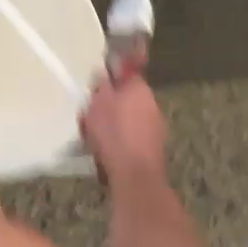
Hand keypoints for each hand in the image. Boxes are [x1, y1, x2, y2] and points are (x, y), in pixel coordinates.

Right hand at [80, 68, 167, 186]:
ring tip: (94, 129)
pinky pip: (133, 133)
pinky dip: (121, 135)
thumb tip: (103, 73)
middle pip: (129, 95)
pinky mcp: (154, 147)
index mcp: (139, 89)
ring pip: (130, 115)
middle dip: (111, 99)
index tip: (100, 78)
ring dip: (115, 118)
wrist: (135, 174)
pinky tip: (106, 145)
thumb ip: (101, 85)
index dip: (113, 73)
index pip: (129, 72)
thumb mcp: (98, 102)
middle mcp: (152, 105)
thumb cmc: (113, 131)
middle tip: (91, 107)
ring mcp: (156, 128)